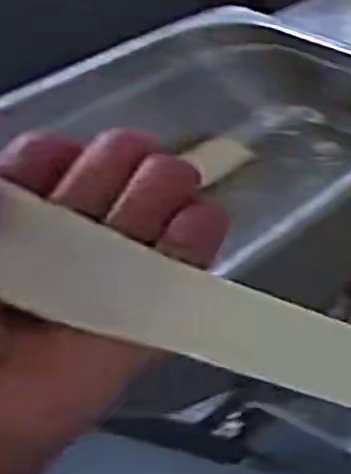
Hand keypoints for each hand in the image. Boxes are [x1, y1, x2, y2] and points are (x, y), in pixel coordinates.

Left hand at [0, 129, 227, 469]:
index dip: (35, 170)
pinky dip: (196, 248)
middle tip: (137, 145)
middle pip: (78, 216)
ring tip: (177, 168)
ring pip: (134, 243)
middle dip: (107, 176)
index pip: (16, 205)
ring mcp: (90, 303)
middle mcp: (33, 277)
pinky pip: (175, 285)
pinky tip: (207, 214)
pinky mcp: (142, 328)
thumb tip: (5, 183)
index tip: (57, 145)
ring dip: (157, 203)